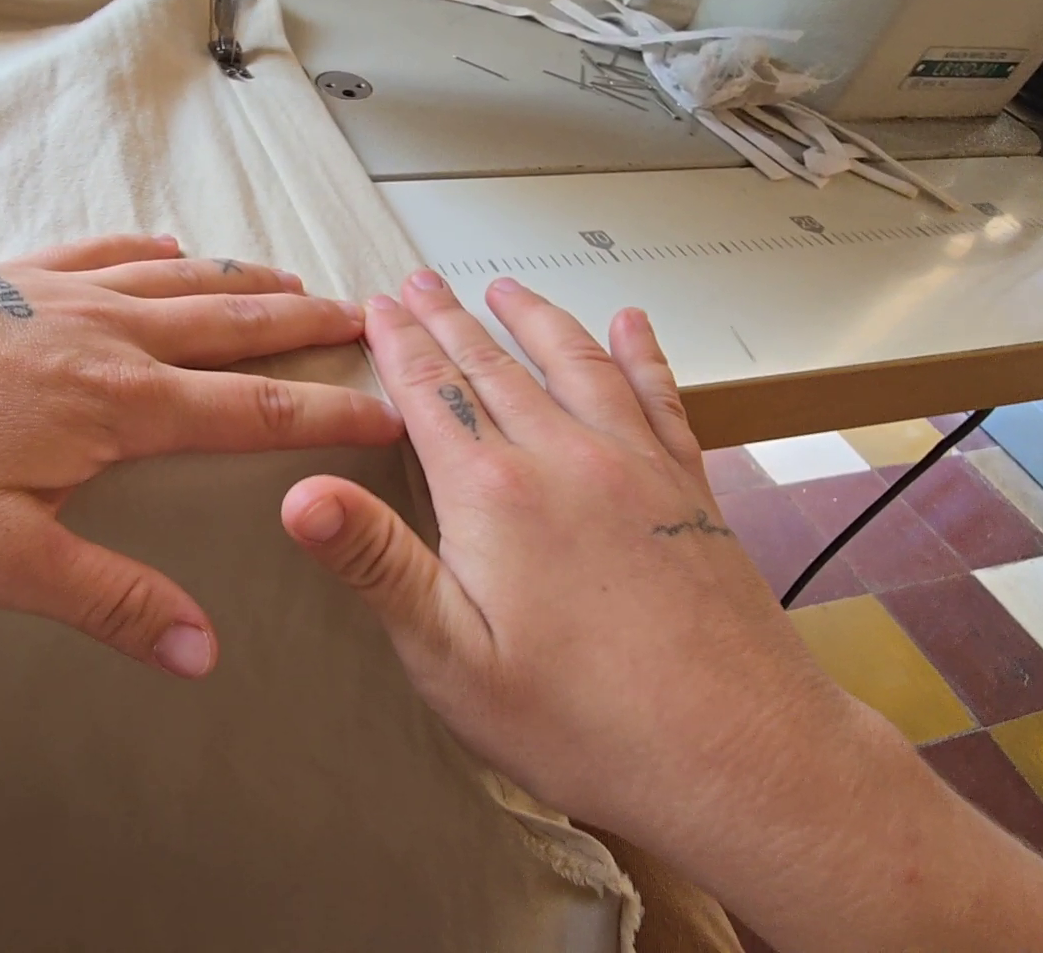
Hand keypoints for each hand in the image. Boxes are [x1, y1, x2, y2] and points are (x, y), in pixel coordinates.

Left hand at [0, 236, 401, 678]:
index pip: (255, 411)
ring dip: (244, 279)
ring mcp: (57, 293)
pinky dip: (148, 250)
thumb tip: (201, 651)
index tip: (386, 408)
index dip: (329, 413)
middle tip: (361, 316)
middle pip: (233, 324)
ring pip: (179, 280)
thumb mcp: (0, 560)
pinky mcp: (9, 272)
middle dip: (305, 322)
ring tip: (289, 277)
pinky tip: (167, 247)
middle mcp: (106, 336)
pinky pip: (101, 250)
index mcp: (119, 406)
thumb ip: (108, 601)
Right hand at [277, 271, 850, 836]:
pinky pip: (660, 398)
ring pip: (573, 364)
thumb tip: (301, 493)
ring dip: (532, 320)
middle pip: (493, 366)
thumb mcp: (447, 653)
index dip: (399, 345)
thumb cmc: (577, 718)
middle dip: (448, 319)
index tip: (379, 305)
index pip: (431, 392)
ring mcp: (636, 467)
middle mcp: (565, 457)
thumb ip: (374, 561)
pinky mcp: (688, 491)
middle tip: (421, 280)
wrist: (741, 762)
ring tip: (504, 287)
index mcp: (495, 492)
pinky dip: (640, 354)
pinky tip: (631, 323)